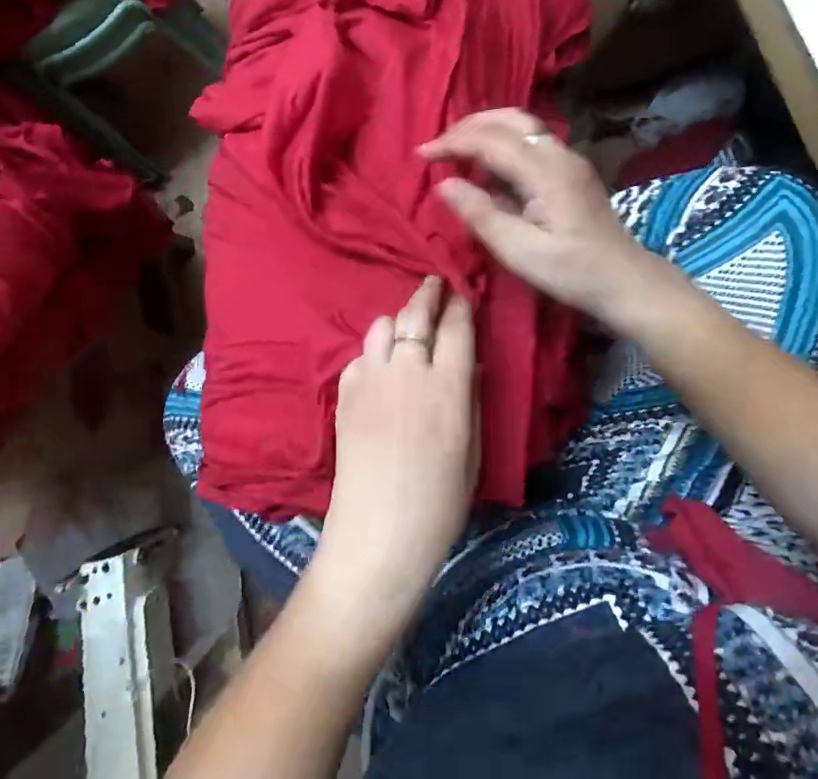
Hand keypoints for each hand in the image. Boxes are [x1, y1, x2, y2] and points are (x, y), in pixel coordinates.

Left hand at [310, 277, 478, 635]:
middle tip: (435, 285)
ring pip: (381, 327)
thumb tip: (467, 363)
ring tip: (406, 328)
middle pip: (416, 314)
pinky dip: (373, 352)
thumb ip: (468, 397)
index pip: (456, 327)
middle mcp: (407, 371)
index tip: (463, 294)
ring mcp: (371, 380)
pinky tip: (381, 367)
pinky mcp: (345, 394)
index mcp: (447, 385)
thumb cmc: (440, 501)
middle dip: (428, 294)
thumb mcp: (471, 448)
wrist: (379, 532)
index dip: (461, 306)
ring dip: (397, 320)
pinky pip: (360, 356)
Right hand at [419, 108, 671, 326]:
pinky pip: (531, 141)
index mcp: (546, 172)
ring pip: (522, 125)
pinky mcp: (571, 171)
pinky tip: (487, 166)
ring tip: (455, 150)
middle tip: (437, 147)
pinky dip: (501, 142)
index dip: (452, 143)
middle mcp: (559, 155)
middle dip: (467, 127)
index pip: (490, 140)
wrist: (626, 281)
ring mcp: (569, 160)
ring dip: (485, 130)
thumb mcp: (520, 251)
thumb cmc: (573, 272)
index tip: (421, 155)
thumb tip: (444, 184)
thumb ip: (481, 214)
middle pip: (508, 119)